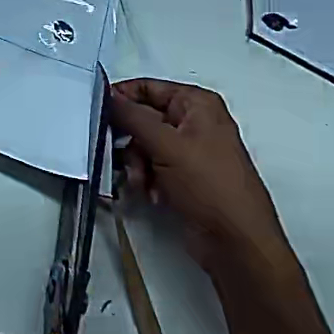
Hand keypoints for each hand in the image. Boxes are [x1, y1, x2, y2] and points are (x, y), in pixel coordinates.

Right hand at [106, 78, 289, 269]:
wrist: (236, 245)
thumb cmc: (208, 186)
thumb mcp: (165, 144)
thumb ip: (131, 115)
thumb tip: (108, 93)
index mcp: (197, 104)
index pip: (147, 88)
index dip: (121, 98)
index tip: (98, 113)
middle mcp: (194, 122)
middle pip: (142, 117)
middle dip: (130, 140)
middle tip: (120, 155)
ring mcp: (189, 150)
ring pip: (143, 144)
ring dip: (137, 164)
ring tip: (142, 183)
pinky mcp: (184, 175)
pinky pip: (152, 165)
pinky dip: (146, 177)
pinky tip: (151, 194)